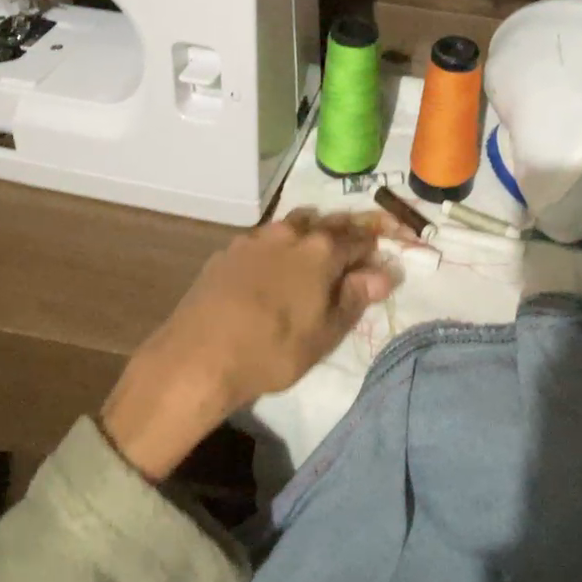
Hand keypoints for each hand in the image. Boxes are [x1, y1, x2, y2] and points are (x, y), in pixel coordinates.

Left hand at [99, 210, 399, 480]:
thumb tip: (384, 274)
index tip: (381, 261)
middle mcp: (291, 233)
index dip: (375, 249)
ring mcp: (256, 238)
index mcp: (322, 250)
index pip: (360, 239)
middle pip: (328, 224)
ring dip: (310, 234)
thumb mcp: (325, 334)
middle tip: (352, 254)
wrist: (197, 357)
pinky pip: (264, 240)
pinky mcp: (228, 250)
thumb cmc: (272, 351)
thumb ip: (355, 298)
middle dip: (345, 235)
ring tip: (313, 257)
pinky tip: (272, 270)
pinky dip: (278, 248)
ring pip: (293, 225)